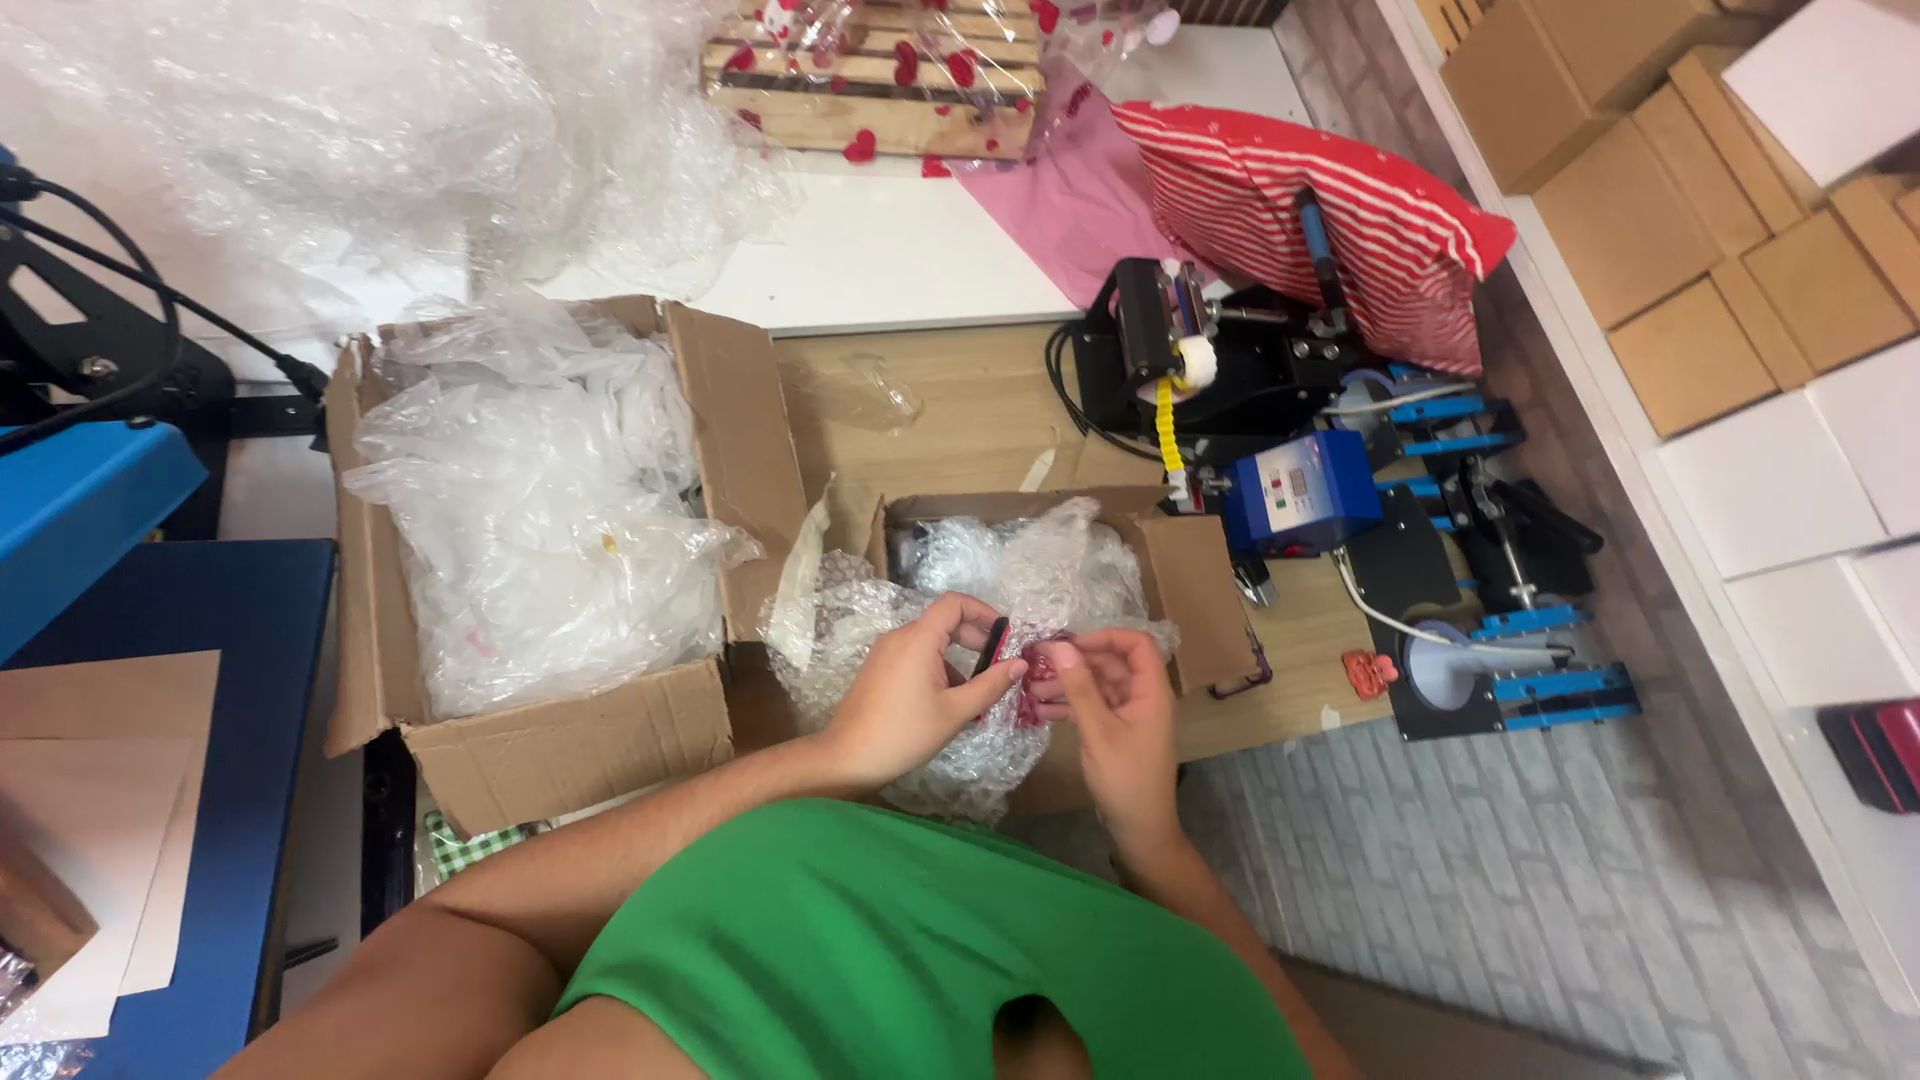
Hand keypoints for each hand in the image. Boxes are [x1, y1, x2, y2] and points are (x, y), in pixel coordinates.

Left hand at [817, 592, 1027, 790]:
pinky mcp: (878, 668)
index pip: (954, 603)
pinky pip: (914, 655)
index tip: (1005, 632)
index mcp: (918, 638)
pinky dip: (936, 666)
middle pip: (943, 621)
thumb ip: (990, 684)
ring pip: (930, 641)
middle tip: (998, 664)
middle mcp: (900, 636)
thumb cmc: (904, 733)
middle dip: (974, 638)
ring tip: (975, 690)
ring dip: (956, 657)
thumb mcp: (956, 711)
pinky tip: (947, 699)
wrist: (848, 757)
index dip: (983, 610)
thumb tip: (1020, 663)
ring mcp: (885, 651)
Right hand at [1033, 629, 1185, 861]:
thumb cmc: (1125, 778)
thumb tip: (1061, 647)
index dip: (1105, 636)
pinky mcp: (1115, 731)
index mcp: (1151, 691)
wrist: (1139, 828)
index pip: (1136, 644)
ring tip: (1030, 688)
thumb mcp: (1098, 730)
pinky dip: (1069, 706)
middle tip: (1037, 662)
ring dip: (1066, 684)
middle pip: (1110, 663)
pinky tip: (1040, 710)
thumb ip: (1079, 687)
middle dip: (1075, 661)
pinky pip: (1092, 707)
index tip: (1072, 645)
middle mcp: (1142, 697)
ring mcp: (1128, 714)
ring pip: (1097, 685)